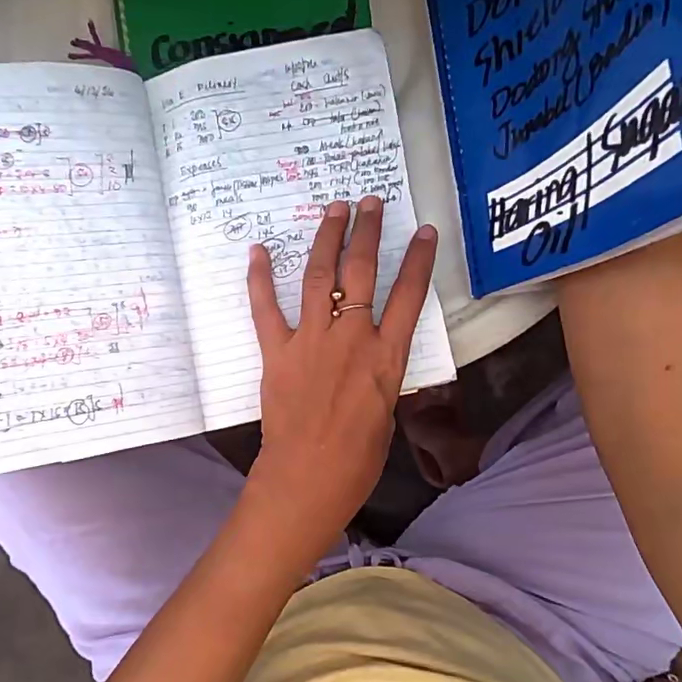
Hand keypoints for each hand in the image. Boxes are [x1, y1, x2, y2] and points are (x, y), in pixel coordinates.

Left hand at [244, 197, 437, 544]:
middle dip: (367, 232)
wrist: (306, 480)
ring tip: (333, 209)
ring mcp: (310, 341)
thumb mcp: (386, 414)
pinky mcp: (277, 352)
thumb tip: (380, 359)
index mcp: (386, 357)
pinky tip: (257, 250)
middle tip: (369, 202)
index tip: (424, 231)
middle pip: (361, 273)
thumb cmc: (357, 460)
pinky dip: (259, 278)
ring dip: (326, 239)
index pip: (410, 296)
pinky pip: (265, 308)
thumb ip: (383, 377)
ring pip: (319, 277)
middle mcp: (351, 338)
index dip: (419, 260)